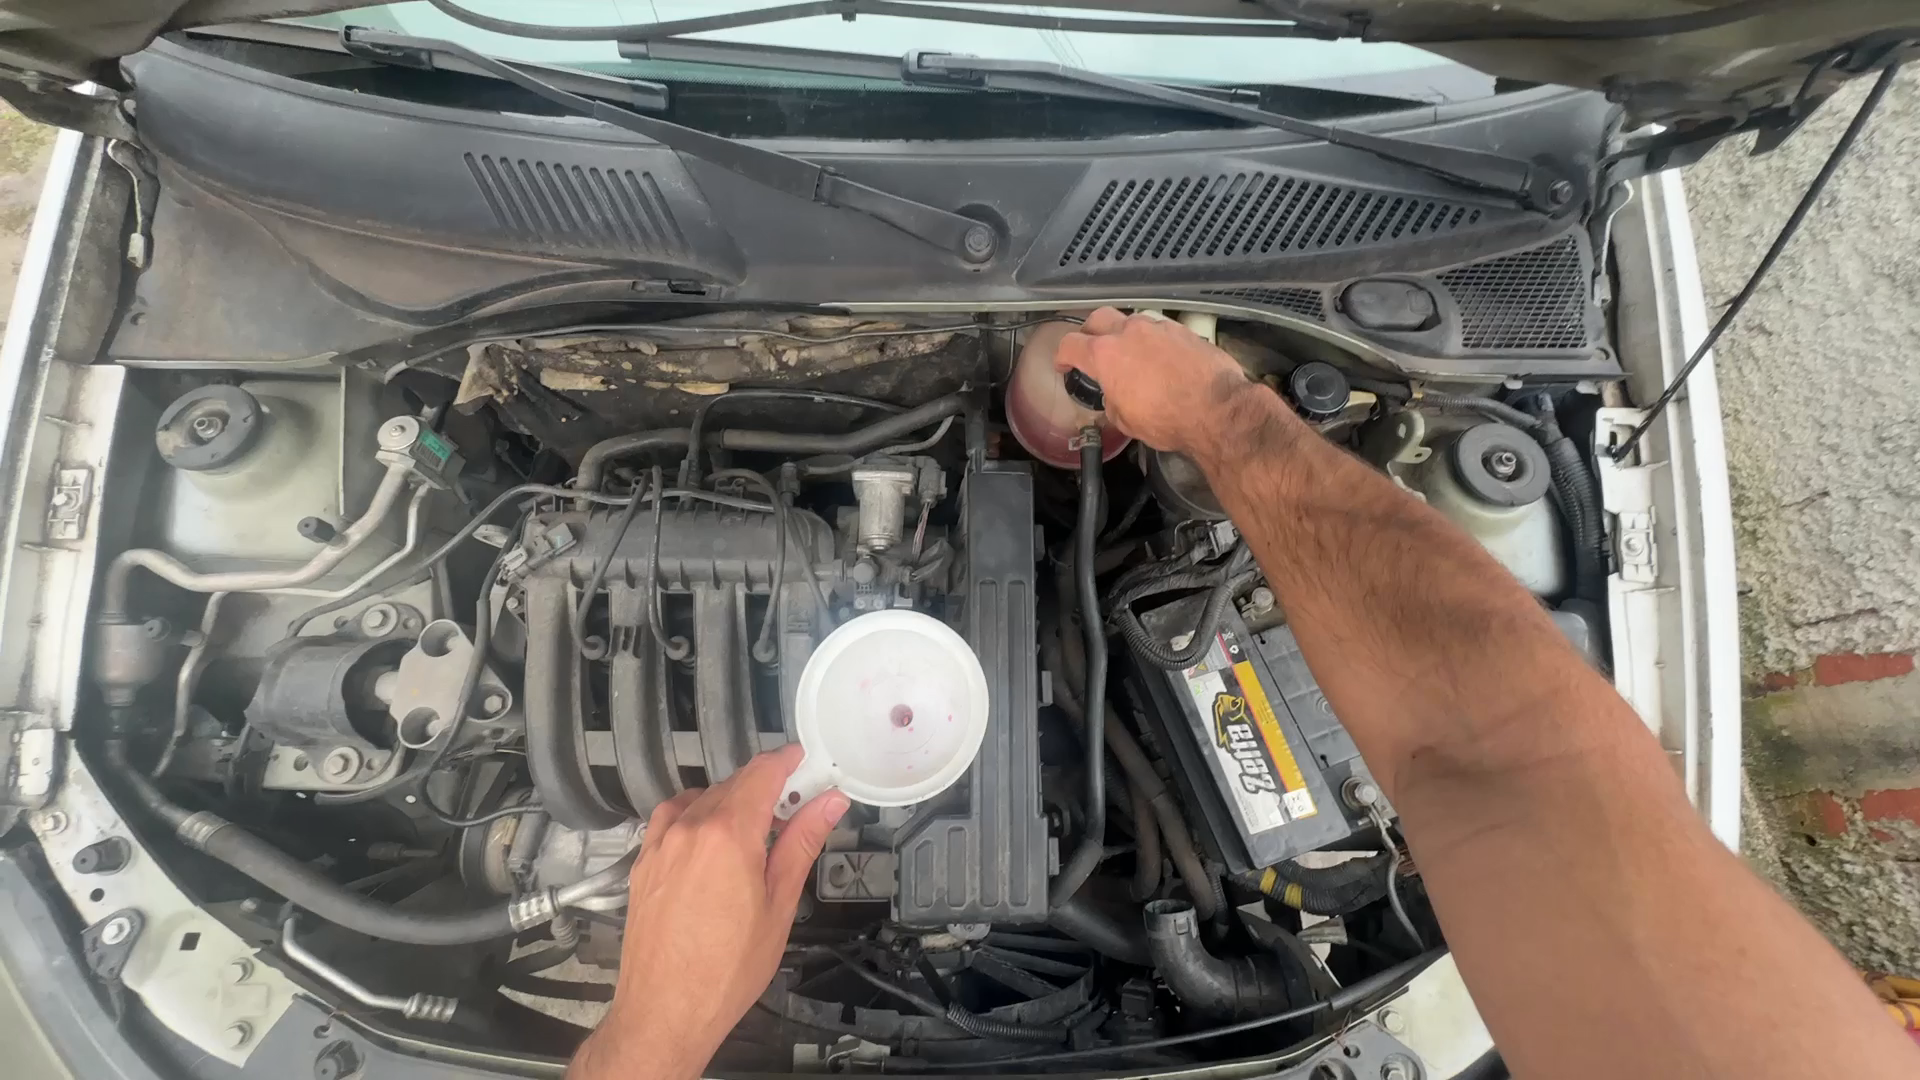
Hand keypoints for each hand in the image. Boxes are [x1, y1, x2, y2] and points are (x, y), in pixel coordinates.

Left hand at [568, 745, 848, 1079]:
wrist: (662, 1015)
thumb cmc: (728, 968)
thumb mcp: (780, 904)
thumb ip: (803, 842)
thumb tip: (831, 801)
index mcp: (730, 834)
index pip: (763, 773)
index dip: (788, 761)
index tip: (805, 761)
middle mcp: (692, 827)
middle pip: (736, 782)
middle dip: (768, 785)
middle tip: (794, 805)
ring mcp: (662, 842)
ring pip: (705, 797)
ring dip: (733, 799)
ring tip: (755, 828)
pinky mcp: (644, 861)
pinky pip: (672, 815)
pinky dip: (696, 811)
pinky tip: (709, 833)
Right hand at [1053, 307, 1279, 457]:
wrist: (1216, 409)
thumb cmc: (1167, 419)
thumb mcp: (1125, 420)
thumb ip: (1111, 401)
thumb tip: (1114, 396)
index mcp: (1105, 355)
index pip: (1070, 344)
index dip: (1062, 356)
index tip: (1064, 365)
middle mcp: (1129, 333)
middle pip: (1097, 318)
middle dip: (1089, 332)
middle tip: (1090, 349)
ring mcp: (1158, 327)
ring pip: (1131, 321)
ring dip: (1123, 334)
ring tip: (1128, 355)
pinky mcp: (1183, 330)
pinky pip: (1159, 329)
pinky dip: (1152, 341)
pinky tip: (1158, 359)